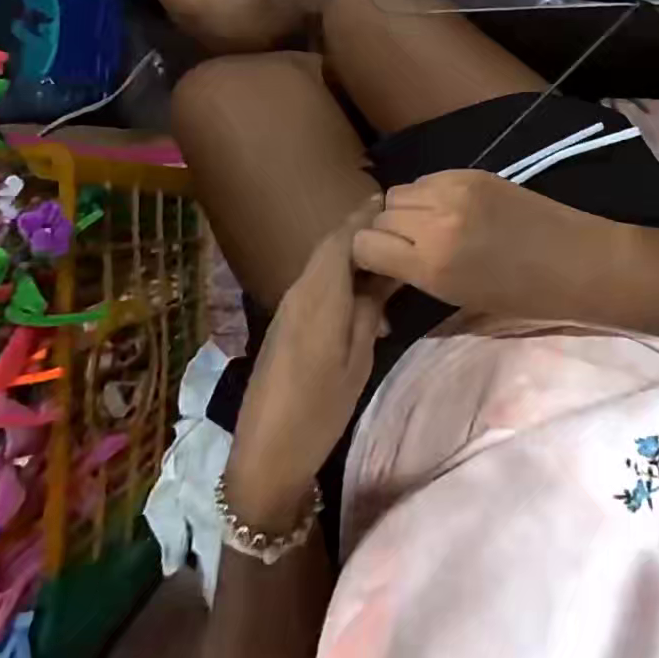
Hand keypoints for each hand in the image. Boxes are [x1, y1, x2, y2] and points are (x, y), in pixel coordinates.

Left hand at [225, 199, 392, 532]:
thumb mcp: (358, 361)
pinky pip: (314, 283)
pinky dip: (338, 275)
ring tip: (384, 254)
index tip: (391, 203)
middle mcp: (299, 292)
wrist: (265, 453)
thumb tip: (382, 277)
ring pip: (321, 264)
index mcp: (319, 297)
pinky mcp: (283, 324)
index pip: (342, 241)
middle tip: (392, 223)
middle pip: (328, 247)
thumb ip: (369, 312)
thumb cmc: (320, 410)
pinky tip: (360, 292)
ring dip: (350, 253)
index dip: (365, 219)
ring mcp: (287, 308)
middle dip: (358, 230)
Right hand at [351, 170, 612, 314]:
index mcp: (431, 265)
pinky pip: (430, 178)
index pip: (363, 244)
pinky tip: (450, 209)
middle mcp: (435, 222)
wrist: (582, 264)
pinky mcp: (475, 173)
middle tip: (407, 248)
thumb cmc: (527, 300)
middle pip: (379, 214)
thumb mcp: (461, 303)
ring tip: (429, 226)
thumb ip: (415, 280)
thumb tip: (384, 266)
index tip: (383, 265)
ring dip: (406, 209)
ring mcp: (456, 190)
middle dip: (386, 232)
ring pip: (400, 191)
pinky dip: (430, 193)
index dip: (368, 256)